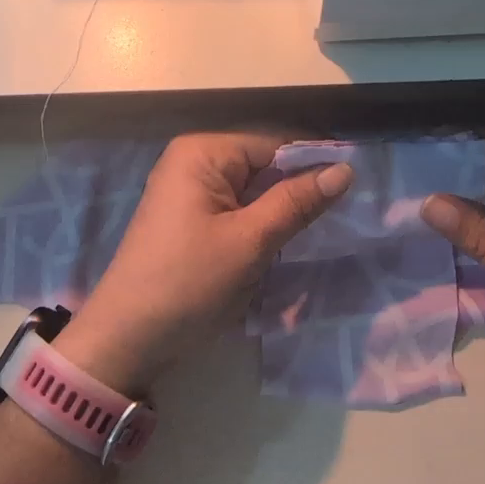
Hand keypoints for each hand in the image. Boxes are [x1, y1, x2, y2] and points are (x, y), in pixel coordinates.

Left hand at [55, 132, 354, 396]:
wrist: (126, 339)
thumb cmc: (188, 283)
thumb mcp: (250, 242)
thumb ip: (296, 202)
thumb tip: (345, 169)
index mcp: (202, 152)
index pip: (273, 144)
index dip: (314, 164)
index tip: (357, 186)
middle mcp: (192, 160)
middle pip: (262, 165)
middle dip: (298, 189)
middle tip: (344, 215)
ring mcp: (187, 190)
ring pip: (251, 190)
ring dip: (280, 211)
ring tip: (320, 232)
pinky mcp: (187, 219)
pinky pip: (235, 209)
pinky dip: (259, 225)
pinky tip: (283, 244)